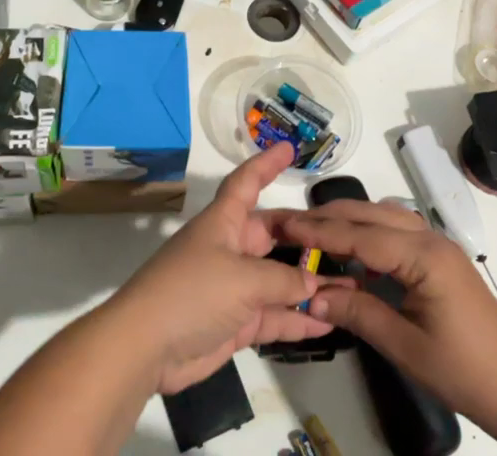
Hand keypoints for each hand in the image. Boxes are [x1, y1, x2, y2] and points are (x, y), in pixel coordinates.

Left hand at [106, 143, 332, 392]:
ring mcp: (233, 288)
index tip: (288, 148)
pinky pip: (273, 316)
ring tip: (350, 285)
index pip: (246, 184)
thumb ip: (283, 280)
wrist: (147, 347)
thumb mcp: (242, 279)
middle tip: (344, 240)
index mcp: (223, 224)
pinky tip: (328, 324)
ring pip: (278, 280)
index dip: (266, 165)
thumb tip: (311, 284)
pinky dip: (297, 320)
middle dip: (304, 238)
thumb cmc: (191, 293)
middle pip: (272, 235)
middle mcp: (229, 250)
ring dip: (308, 284)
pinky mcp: (235, 323)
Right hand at [282, 201, 496, 425]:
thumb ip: (356, 311)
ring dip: (349, 222)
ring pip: (385, 218)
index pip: (359, 234)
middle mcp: (431, 240)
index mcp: (423, 256)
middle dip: (328, 217)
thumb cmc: (464, 370)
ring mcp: (439, 248)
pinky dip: (369, 235)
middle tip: (288, 223)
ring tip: (312, 231)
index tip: (281, 225)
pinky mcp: (442, 262)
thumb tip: (311, 293)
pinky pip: (398, 234)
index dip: (317, 230)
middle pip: (370, 214)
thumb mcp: (403, 345)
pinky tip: (351, 251)